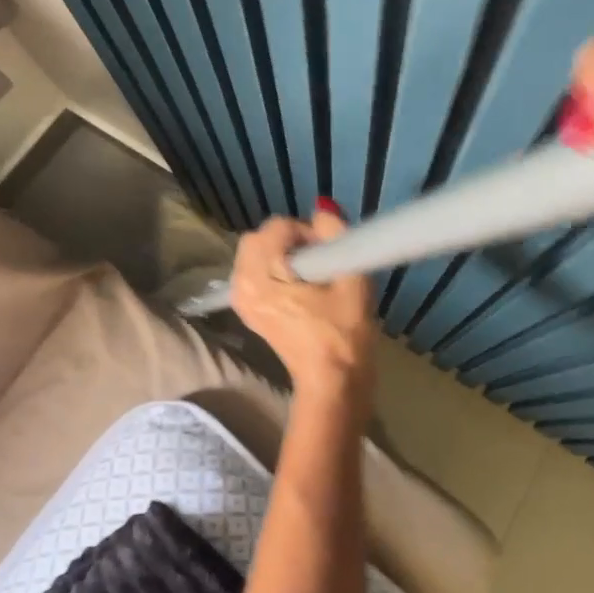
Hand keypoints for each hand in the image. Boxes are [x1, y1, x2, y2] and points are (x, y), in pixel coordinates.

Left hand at [230, 206, 377, 403]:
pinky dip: (273, 270)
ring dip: (280, 254)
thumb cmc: (344, 332)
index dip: (306, 232)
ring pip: (254, 255)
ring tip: (311, 275)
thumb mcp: (351, 277)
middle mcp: (242, 285)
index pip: (277, 227)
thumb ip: (336, 234)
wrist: (333, 382)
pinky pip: (254, 274)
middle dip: (288, 239)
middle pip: (258, 238)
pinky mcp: (249, 313)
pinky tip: (300, 288)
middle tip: (319, 260)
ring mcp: (242, 301)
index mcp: (262, 275)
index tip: (328, 253)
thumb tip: (322, 210)